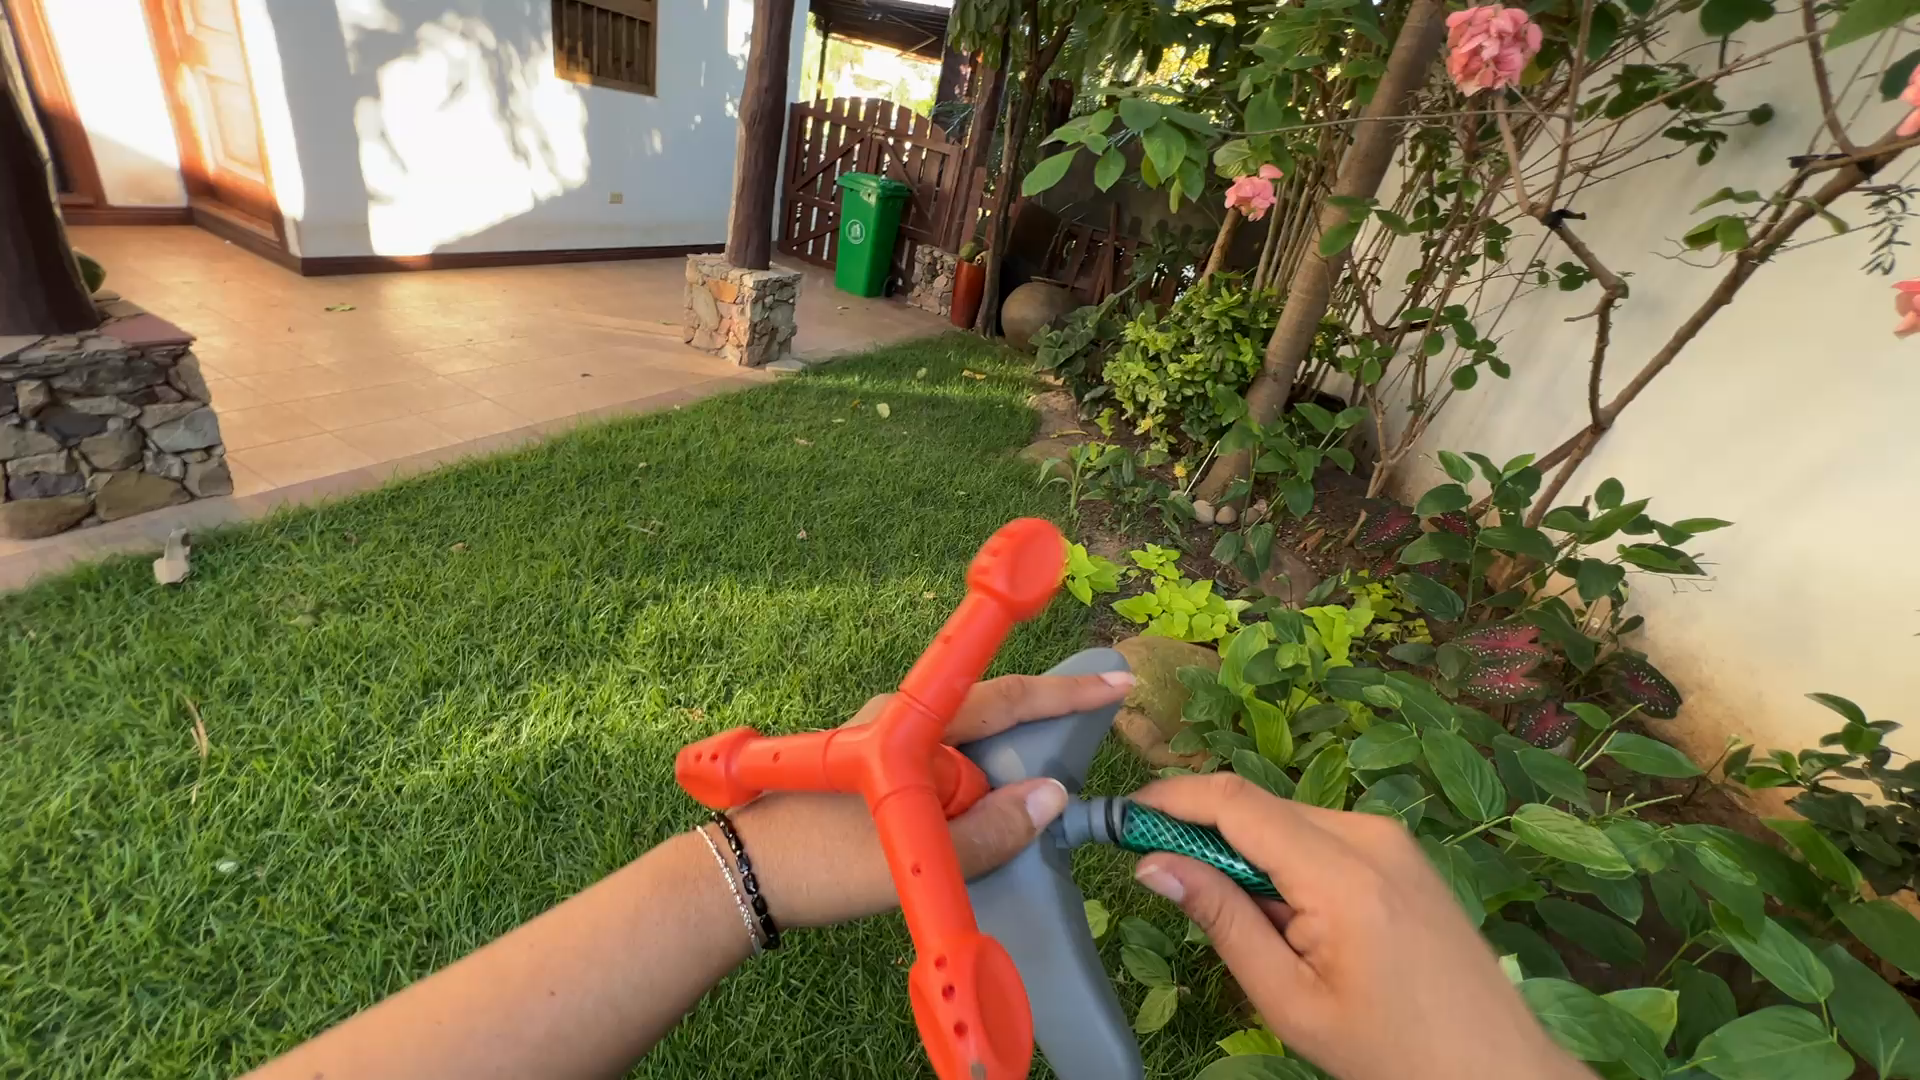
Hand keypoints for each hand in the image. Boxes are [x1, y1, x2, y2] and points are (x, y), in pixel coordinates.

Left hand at [725, 670, 1133, 928]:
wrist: (747, 874)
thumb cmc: (824, 861)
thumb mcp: (918, 859)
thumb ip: (991, 830)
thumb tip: (1055, 798)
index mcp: (913, 722)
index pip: (1003, 696)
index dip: (1063, 690)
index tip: (1116, 682)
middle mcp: (905, 716)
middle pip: (992, 709)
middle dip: (1045, 719)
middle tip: (1095, 726)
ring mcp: (894, 738)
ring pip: (973, 740)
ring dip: (1010, 761)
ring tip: (1037, 797)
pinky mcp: (887, 765)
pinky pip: (952, 762)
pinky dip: (981, 781)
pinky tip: (991, 808)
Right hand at [1130, 774, 1591, 1079]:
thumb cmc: (1391, 1056)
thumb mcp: (1290, 1002)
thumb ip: (1220, 919)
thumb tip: (1151, 862)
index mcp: (1342, 874)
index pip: (1234, 801)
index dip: (1171, 797)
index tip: (1125, 815)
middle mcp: (1367, 833)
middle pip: (1255, 804)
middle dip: (1200, 827)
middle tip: (1166, 872)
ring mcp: (1388, 835)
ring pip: (1281, 815)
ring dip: (1241, 845)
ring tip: (1246, 915)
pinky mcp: (1397, 847)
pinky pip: (1313, 830)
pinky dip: (1278, 854)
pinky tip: (1288, 910)